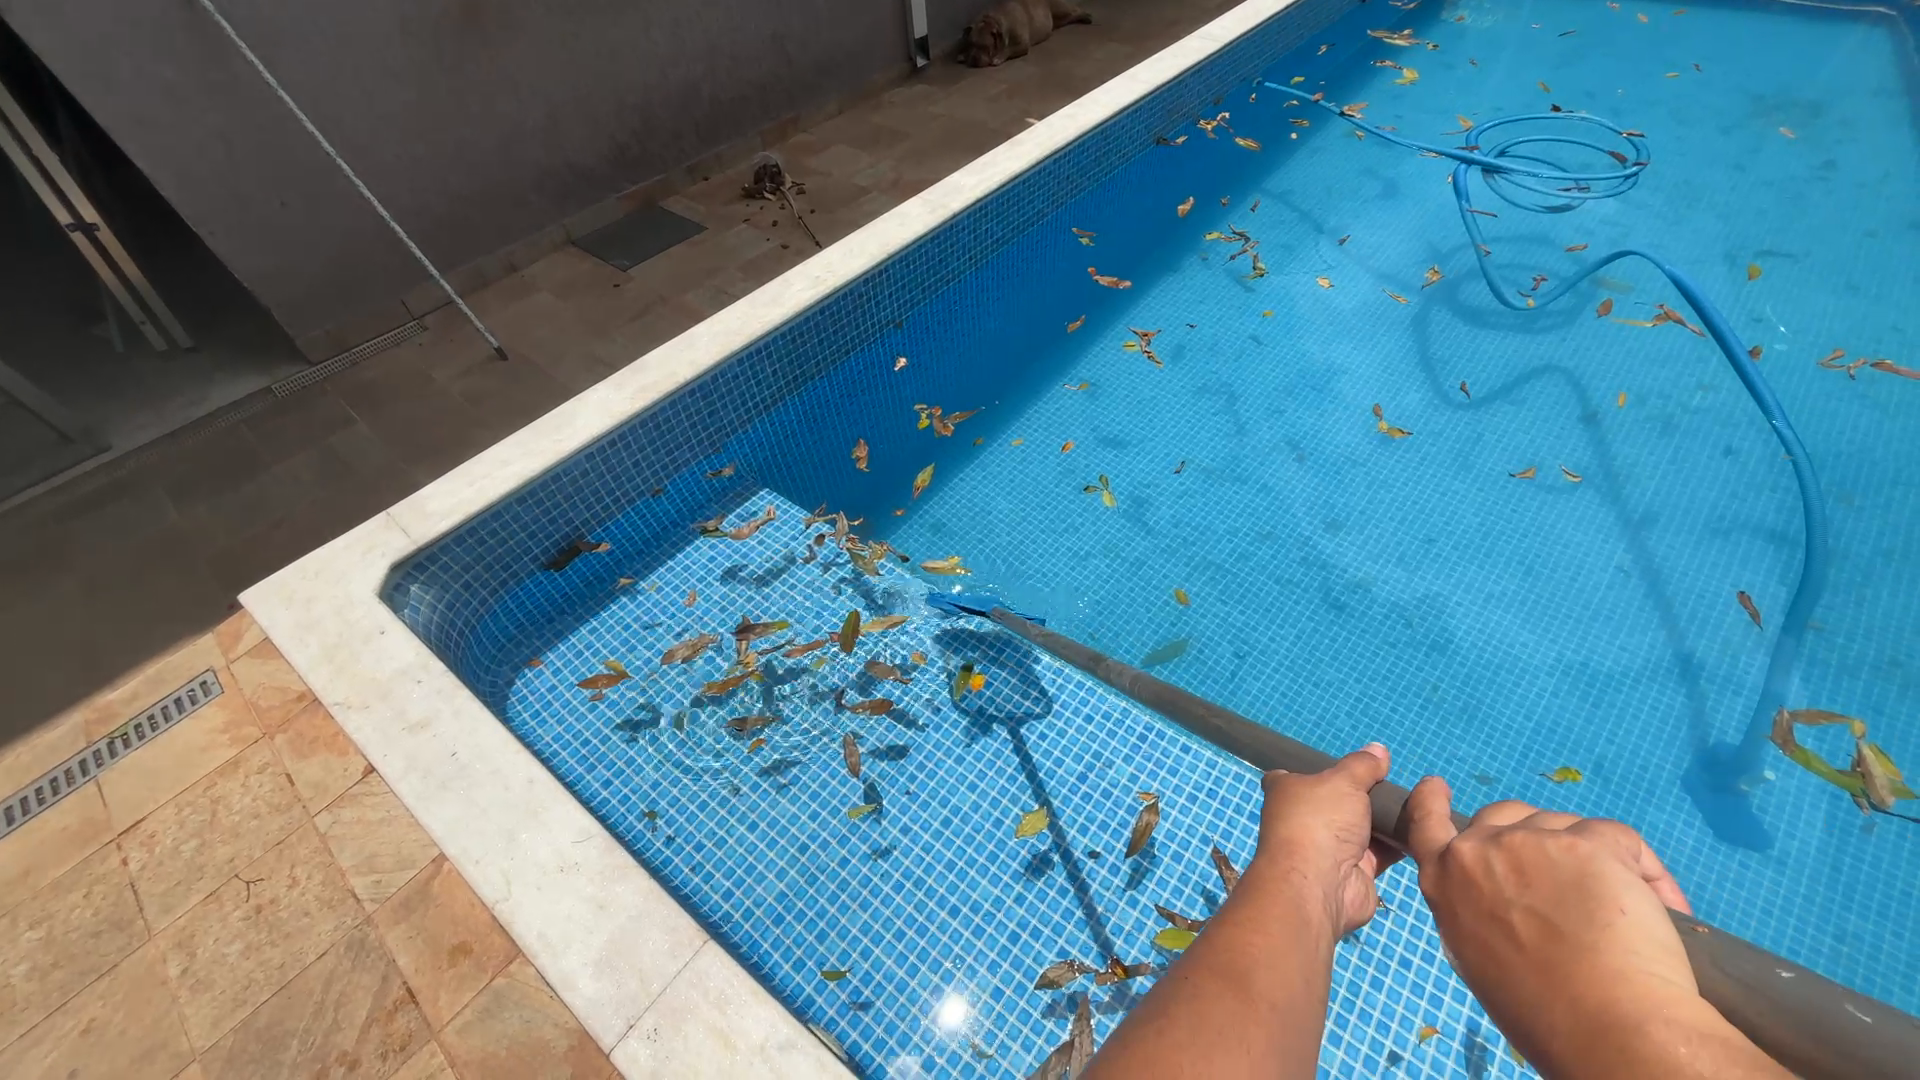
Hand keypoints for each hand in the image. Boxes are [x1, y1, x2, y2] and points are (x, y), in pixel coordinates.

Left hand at [1249, 743, 1400, 935]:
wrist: (1321, 883)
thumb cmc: (1320, 820)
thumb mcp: (1343, 781)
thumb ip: (1362, 765)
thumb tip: (1378, 749)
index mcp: (1286, 790)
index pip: (1296, 774)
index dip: (1318, 769)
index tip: (1345, 766)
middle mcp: (1303, 817)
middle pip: (1336, 800)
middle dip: (1361, 796)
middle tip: (1393, 785)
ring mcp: (1328, 845)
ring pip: (1360, 826)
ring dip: (1382, 820)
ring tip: (1414, 805)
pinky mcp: (1354, 870)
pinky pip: (1379, 851)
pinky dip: (1397, 844)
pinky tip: (1419, 831)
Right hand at [1403, 778, 1784, 1077]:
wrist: (1607, 1028)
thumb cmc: (1539, 1013)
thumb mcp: (1477, 956)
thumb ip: (1475, 912)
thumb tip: (1504, 902)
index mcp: (1443, 881)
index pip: (1425, 822)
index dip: (1431, 801)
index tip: (1437, 786)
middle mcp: (1477, 850)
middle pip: (1505, 815)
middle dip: (1534, 834)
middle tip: (1569, 876)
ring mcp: (1529, 841)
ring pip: (1563, 824)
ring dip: (1591, 854)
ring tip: (1626, 906)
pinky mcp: (1587, 844)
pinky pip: (1619, 837)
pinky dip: (1644, 868)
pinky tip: (1663, 903)